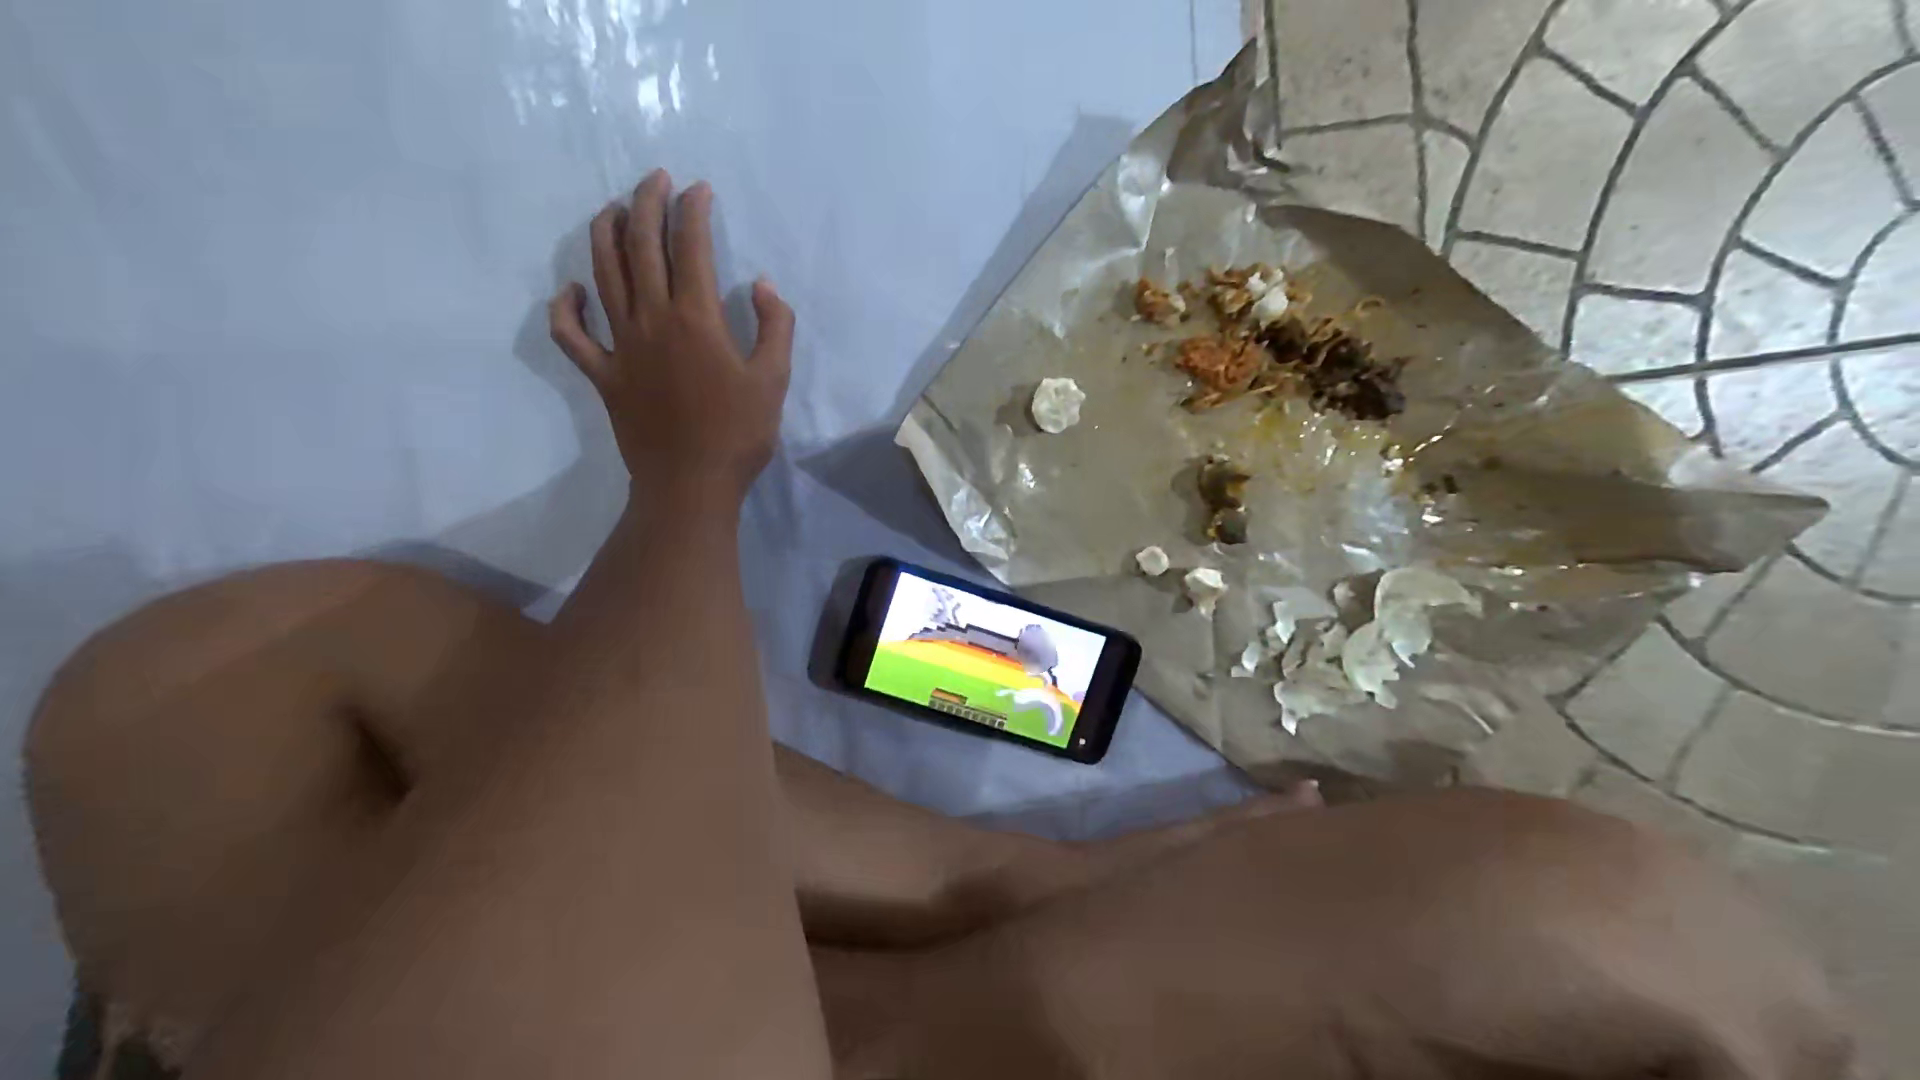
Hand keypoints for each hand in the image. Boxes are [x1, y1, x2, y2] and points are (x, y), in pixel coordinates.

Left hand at [549, 169, 795, 512]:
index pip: (690, 247)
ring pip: (603, 274)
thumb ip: (774, 326)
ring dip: (606, 234)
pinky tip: (573, 290)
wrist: (690, 483)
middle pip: (641, 247)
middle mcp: (651, 319)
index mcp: (696, 318)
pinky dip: (566, 308)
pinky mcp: (603, 375)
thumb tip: (761, 284)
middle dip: (646, 204)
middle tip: (655, 180)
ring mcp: (621, 346)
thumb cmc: (739, 433)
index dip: (693, 211)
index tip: (699, 190)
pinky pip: (572, 334)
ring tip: (613, 209)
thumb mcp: (774, 379)